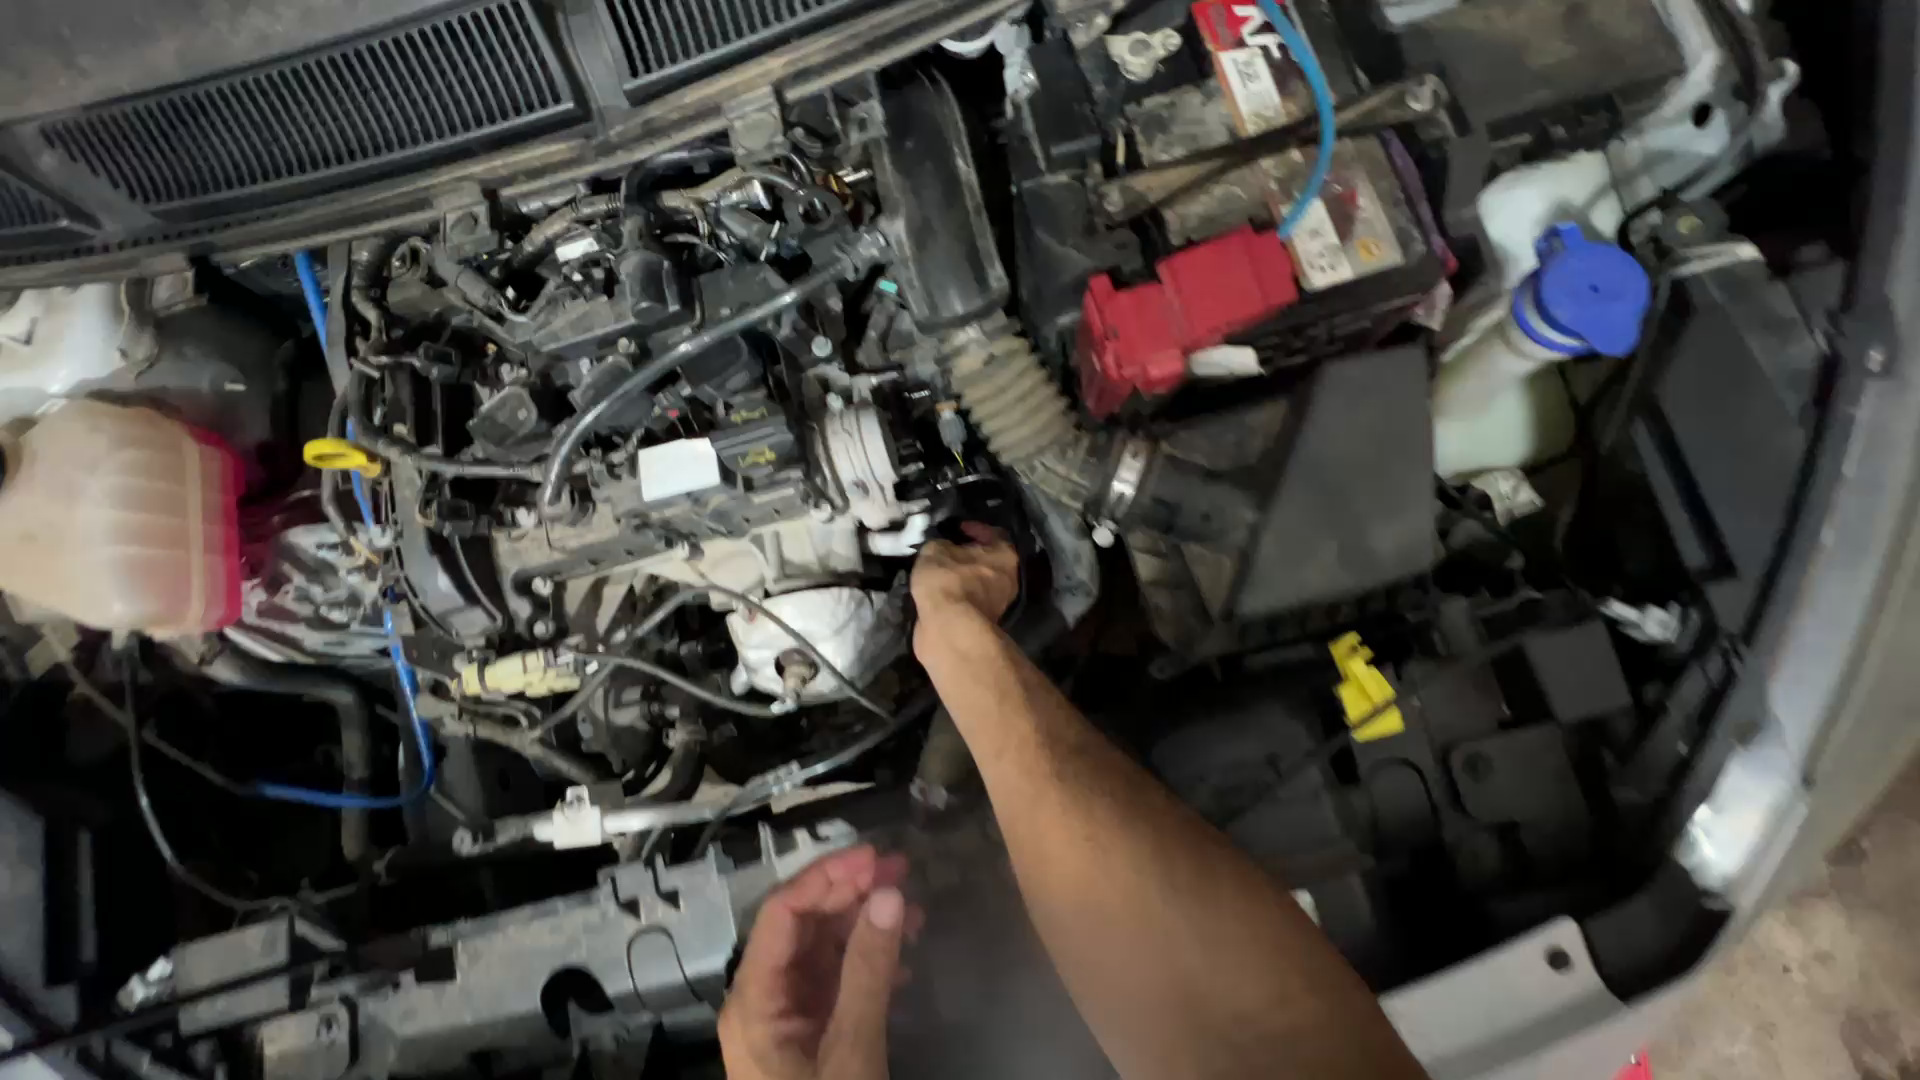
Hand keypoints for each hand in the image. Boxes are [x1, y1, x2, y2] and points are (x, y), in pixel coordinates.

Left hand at [719, 846, 912, 1079]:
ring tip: (914, 909)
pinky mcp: (812, 1036)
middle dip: (852, 893)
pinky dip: (871, 961)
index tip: (874, 856)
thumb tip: (889, 892)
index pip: (784, 912)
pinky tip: (905, 957)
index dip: (826, 876)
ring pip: (825, 949)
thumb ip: (869, 969)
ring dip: (867, 924)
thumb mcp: (850, 1052)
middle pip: (804, 925)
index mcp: (755, 999)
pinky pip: (838, 980)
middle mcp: (764, 998)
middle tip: (902, 870)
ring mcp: (789, 1017)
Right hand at [911, 524, 1019, 655]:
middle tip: (944, 550)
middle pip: (987, 561)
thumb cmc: (948, 580)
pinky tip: (936, 592)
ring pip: (976, 583)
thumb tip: (942, 549)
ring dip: (959, 578)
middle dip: (966, 556)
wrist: (948, 628)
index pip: (994, 534)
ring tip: (935, 572)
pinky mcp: (981, 623)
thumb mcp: (935, 549)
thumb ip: (941, 544)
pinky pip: (967, 601)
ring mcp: (996, 605)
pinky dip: (954, 596)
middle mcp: (1008, 579)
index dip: (974, 528)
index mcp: (1005, 555)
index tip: (957, 527)